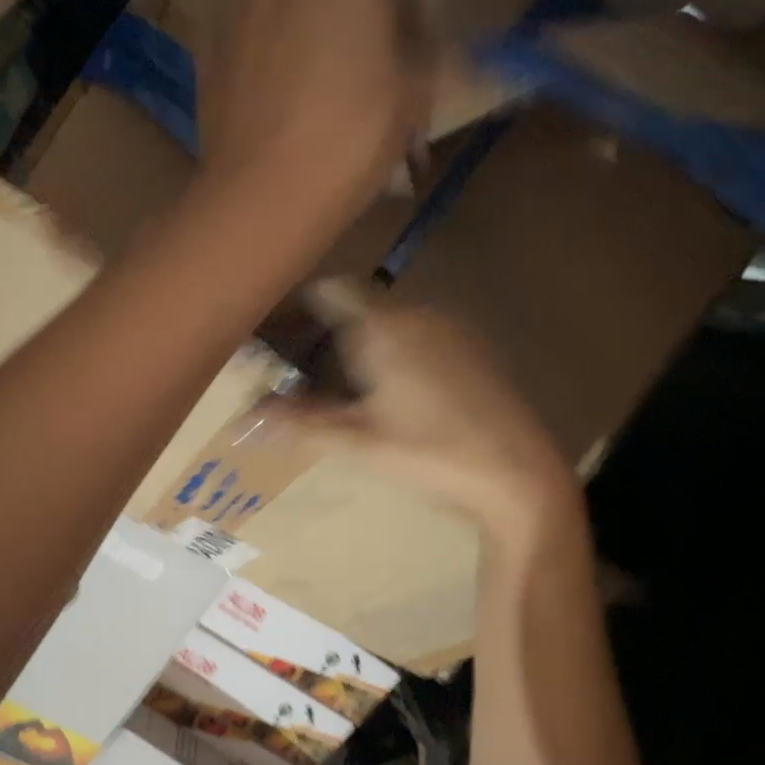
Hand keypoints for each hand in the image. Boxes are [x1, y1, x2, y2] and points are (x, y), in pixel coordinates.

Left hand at [197, 0, 428, 244]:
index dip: (413, 16)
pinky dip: (278, 63)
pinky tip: (291, 113)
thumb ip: (435, 59)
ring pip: (295, 11)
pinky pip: (259, 41)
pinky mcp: (210, 42)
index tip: (419, 61)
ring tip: (333, 103)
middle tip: (378, 83)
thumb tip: (441, 54)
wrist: (262, 195)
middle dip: (360, 25)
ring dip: (318, 43)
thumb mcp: (415, 99)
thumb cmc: (351, 139)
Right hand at [279, 282, 581, 540]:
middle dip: (329, 330)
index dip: (301, 306)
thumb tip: (244, 418)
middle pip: (362, 305)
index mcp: (386, 325)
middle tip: (303, 367)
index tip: (279, 332)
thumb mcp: (359, 442)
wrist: (520, 475)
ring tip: (345, 385)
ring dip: (365, 341)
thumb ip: (301, 422)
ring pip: (394, 320)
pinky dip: (399, 351)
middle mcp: (420, 313)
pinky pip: (424, 335)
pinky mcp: (477, 349)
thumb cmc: (432, 455)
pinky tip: (397, 395)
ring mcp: (454, 329)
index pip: (332, 289)